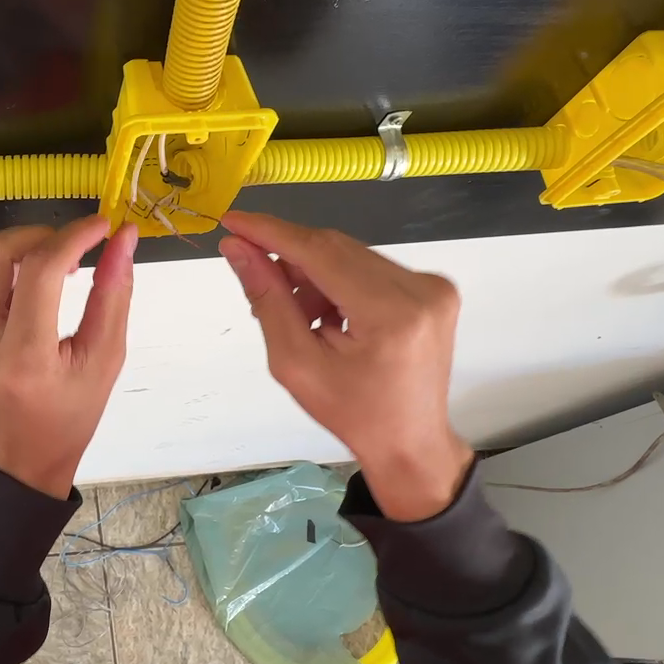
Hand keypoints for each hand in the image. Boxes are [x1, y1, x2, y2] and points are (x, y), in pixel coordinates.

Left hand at [0, 215, 138, 497]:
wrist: (20, 457)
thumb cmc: (70, 413)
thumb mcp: (105, 358)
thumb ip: (114, 293)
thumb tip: (122, 238)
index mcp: (25, 359)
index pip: (40, 271)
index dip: (72, 236)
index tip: (99, 225)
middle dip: (35, 235)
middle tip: (67, 248)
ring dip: (15, 251)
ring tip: (47, 270)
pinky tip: (20, 298)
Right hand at [218, 211, 472, 521]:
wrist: (409, 442)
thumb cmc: (350, 412)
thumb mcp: (295, 362)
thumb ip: (267, 298)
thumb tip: (237, 248)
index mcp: (390, 314)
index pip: (318, 252)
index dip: (270, 232)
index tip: (231, 221)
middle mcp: (420, 289)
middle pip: (334, 248)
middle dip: (287, 258)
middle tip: (253, 273)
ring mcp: (432, 286)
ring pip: (348, 254)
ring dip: (311, 273)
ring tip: (298, 315)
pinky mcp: (432, 287)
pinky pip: (367, 265)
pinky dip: (336, 281)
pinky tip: (325, 314)